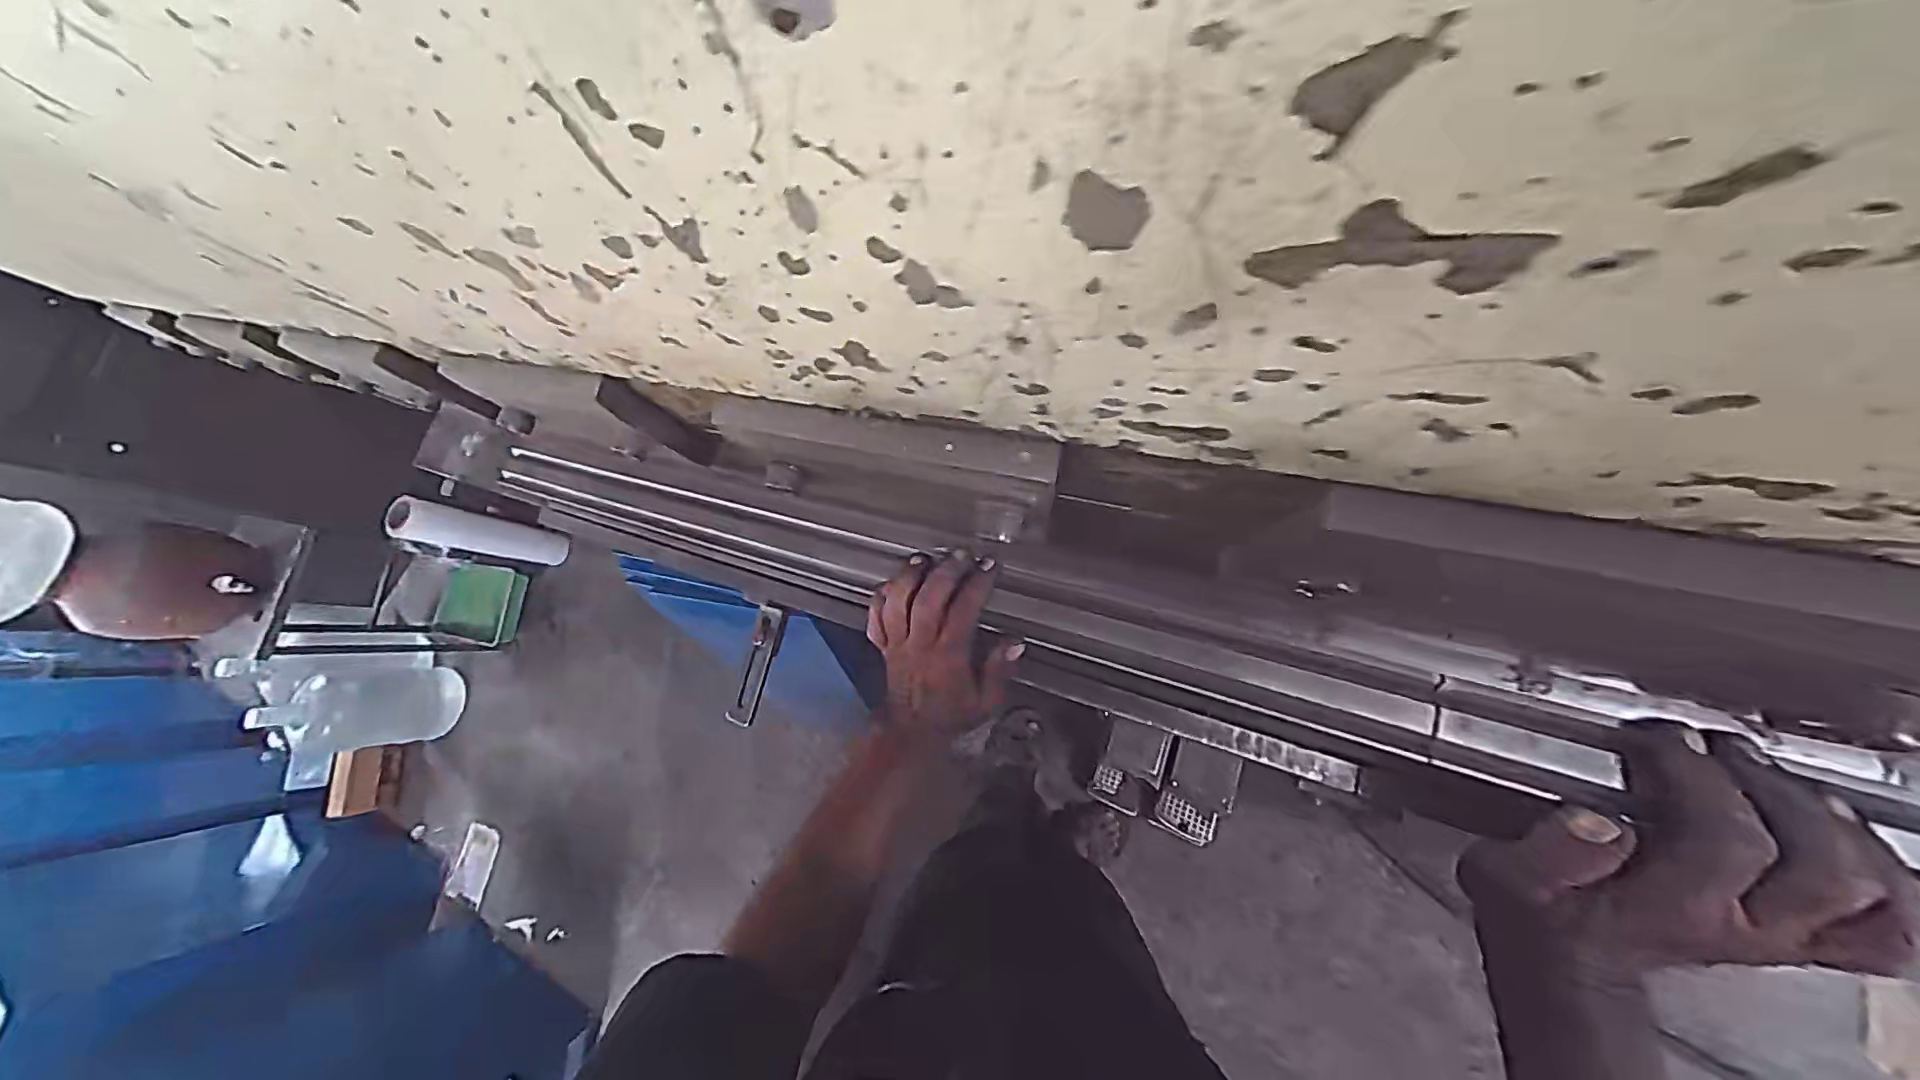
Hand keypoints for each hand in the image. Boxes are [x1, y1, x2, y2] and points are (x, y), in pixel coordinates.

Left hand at [866, 550, 1022, 738]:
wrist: (912, 734)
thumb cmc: (952, 715)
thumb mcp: (986, 701)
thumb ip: (999, 670)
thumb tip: (1015, 642)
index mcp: (948, 656)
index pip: (963, 611)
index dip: (976, 585)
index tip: (989, 567)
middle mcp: (919, 646)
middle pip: (928, 599)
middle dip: (945, 572)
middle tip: (961, 555)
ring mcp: (897, 644)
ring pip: (897, 603)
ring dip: (909, 577)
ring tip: (924, 558)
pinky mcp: (883, 647)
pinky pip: (876, 617)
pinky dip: (881, 597)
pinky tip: (893, 583)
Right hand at [1460, 721, 1918, 982]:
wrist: (1567, 958)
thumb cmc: (1539, 911)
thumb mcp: (1506, 876)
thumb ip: (1544, 851)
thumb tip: (1594, 818)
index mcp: (1668, 910)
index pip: (1724, 840)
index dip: (1699, 777)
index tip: (1659, 737)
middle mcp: (1740, 929)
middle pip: (1817, 864)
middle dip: (1770, 790)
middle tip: (1718, 748)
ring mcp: (1780, 938)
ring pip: (1875, 896)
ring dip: (1835, 826)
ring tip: (1778, 777)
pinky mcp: (1799, 938)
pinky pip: (1891, 926)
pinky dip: (1886, 877)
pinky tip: (1843, 836)